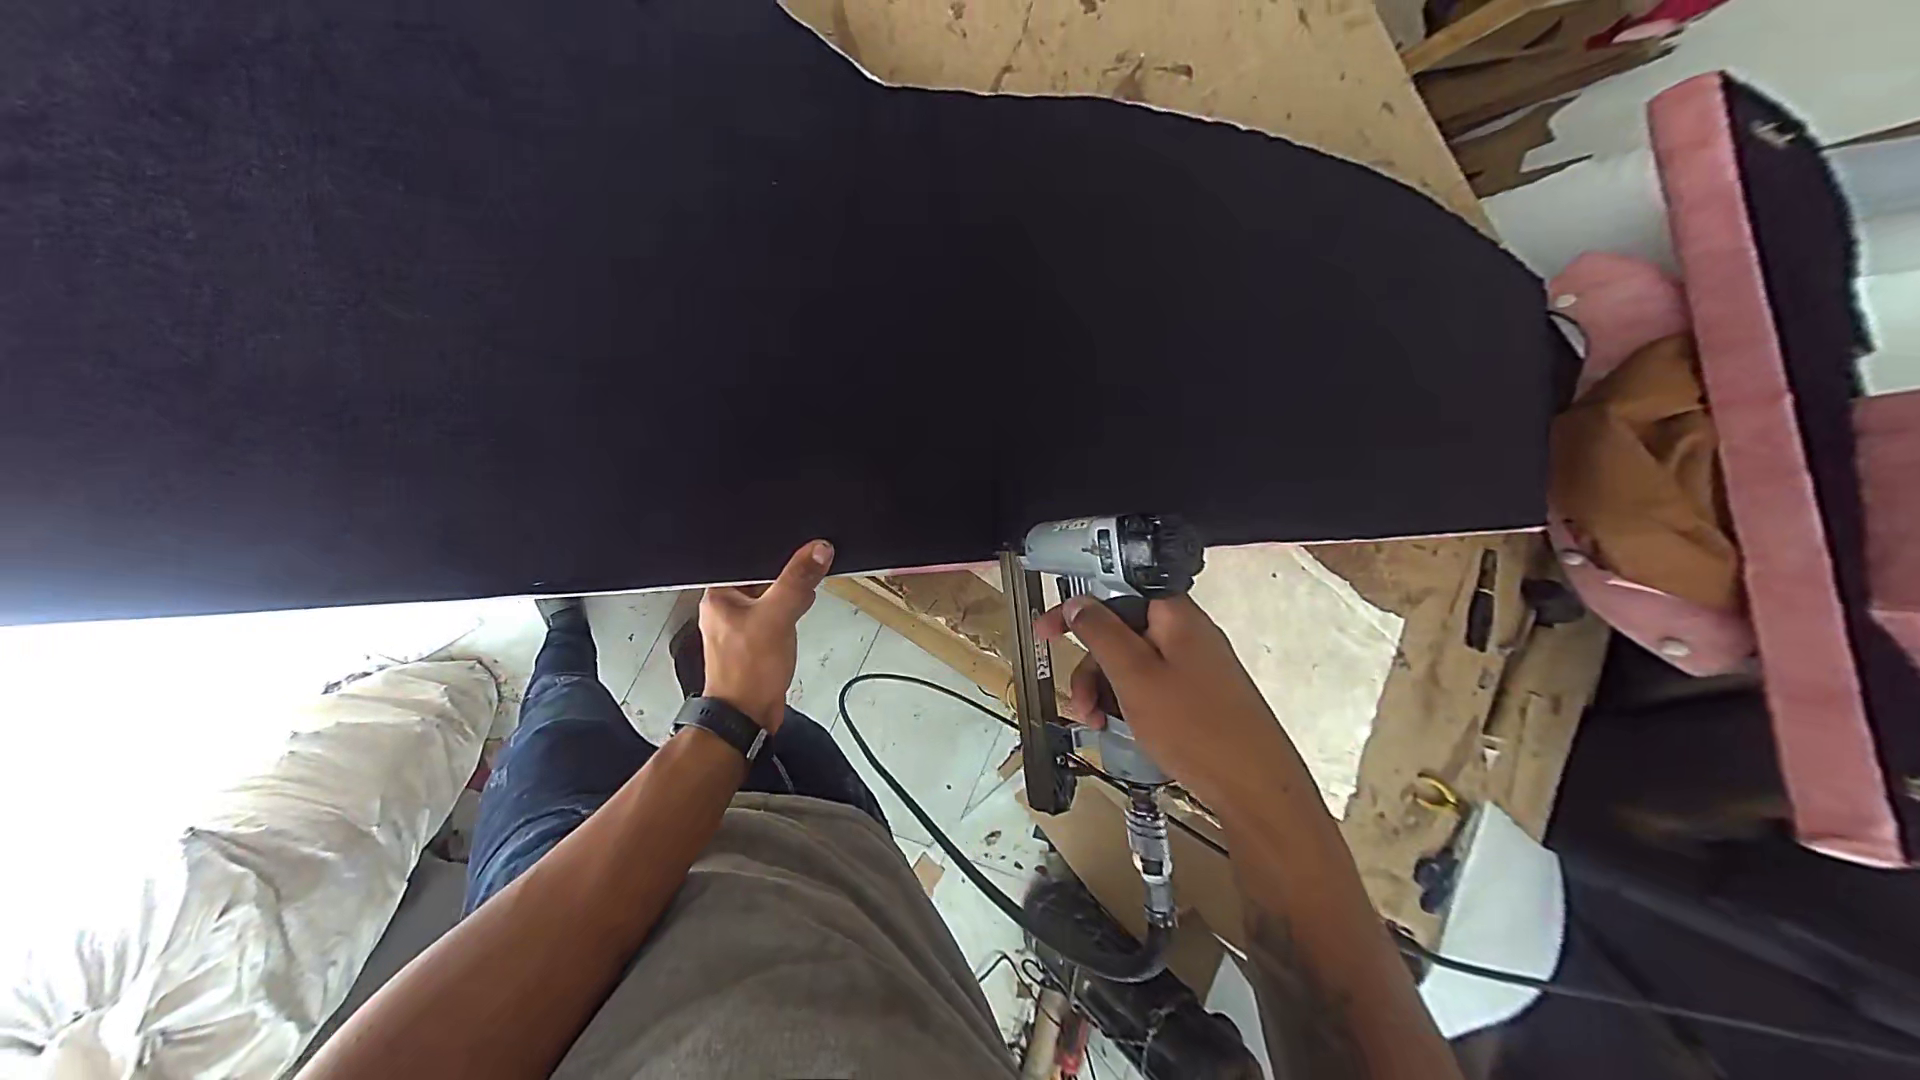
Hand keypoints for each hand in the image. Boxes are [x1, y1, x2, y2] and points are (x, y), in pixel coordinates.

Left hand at [698, 539, 833, 732]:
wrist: (747, 716)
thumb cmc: (747, 673)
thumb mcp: (777, 616)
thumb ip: (797, 581)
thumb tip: (817, 551)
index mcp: (719, 595)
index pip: (749, 560)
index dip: (776, 554)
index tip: (801, 551)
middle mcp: (726, 609)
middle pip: (762, 577)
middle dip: (787, 576)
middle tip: (805, 575)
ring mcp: (741, 626)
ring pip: (771, 597)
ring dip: (790, 596)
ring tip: (803, 598)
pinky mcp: (756, 641)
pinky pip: (776, 616)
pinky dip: (789, 614)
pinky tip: (799, 617)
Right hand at [1035, 593, 1290, 812]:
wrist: (1255, 789)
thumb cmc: (1193, 728)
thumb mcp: (1134, 677)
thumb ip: (1101, 633)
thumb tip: (1079, 603)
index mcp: (1175, 617)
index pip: (1116, 592)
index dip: (1078, 609)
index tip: (1046, 631)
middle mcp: (1187, 634)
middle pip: (1121, 633)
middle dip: (1091, 666)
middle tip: (1079, 703)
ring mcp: (1196, 667)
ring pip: (1133, 664)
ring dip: (1106, 689)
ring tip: (1097, 724)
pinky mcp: (1200, 696)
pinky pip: (1152, 686)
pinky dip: (1129, 703)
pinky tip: (1121, 728)